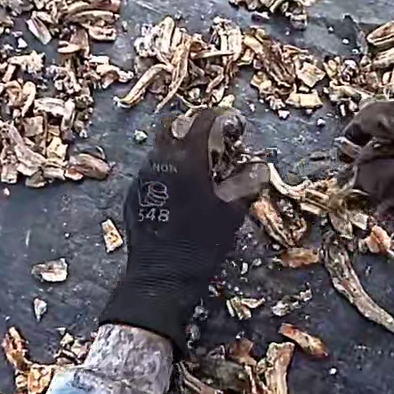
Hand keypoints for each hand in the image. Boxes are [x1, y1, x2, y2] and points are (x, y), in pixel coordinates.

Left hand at [100, 108, 262, 343]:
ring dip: (180, 148)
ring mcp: (143, 175)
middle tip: (214, 141)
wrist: (161, 275)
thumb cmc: (201, 242)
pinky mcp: (133, 191)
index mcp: (186, 158)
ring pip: (160, 147)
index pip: (204, 120)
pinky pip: (152, 169)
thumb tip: (260, 167)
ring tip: (199, 167)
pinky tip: (180, 189)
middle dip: (196, 126)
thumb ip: (246, 183)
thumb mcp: (231, 212)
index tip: (236, 127)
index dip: (223, 118)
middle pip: (174, 125)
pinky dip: (168, 169)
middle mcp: (160, 160)